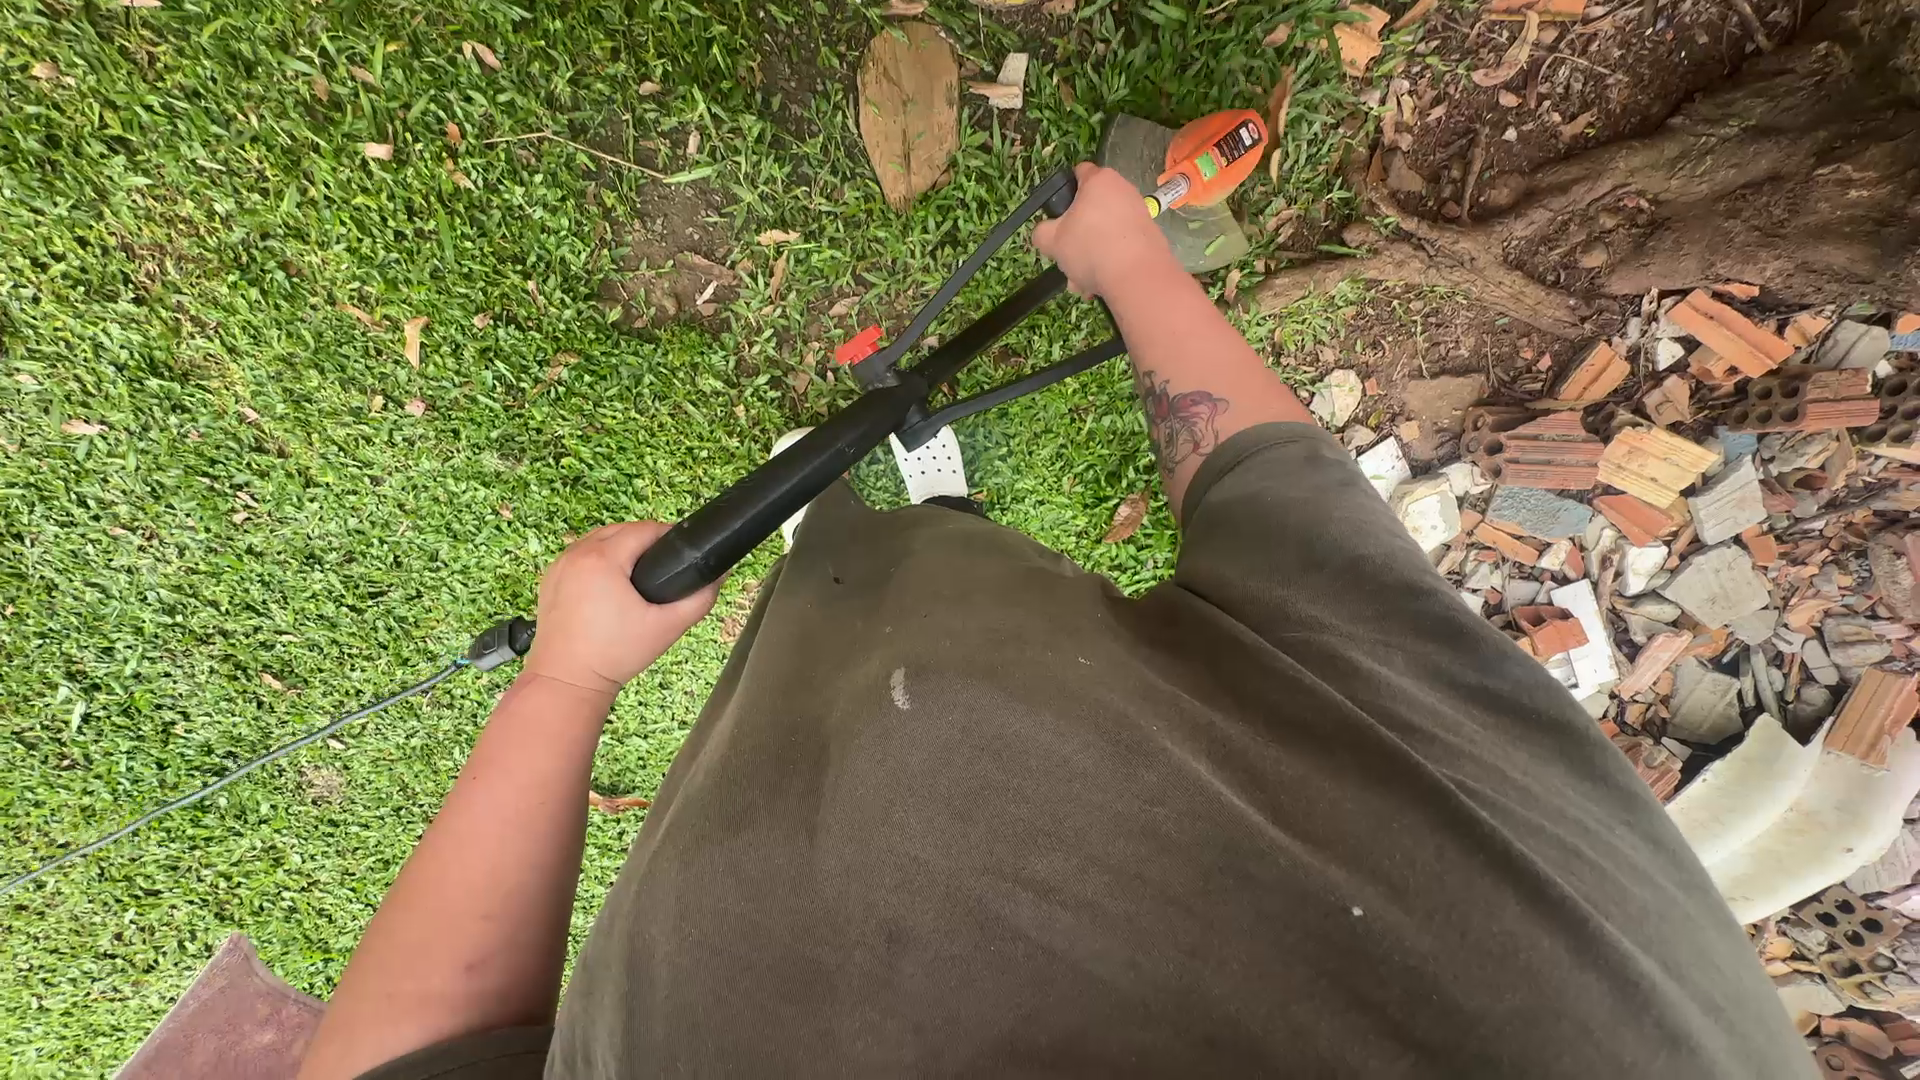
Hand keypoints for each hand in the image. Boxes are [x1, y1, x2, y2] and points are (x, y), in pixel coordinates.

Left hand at [519, 522, 718, 697]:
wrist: (567, 680)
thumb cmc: (616, 653)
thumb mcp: (668, 626)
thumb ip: (701, 598)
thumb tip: (721, 575)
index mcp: (603, 559)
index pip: (643, 529)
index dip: (668, 536)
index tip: (682, 554)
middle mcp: (576, 555)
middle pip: (620, 530)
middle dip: (645, 541)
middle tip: (666, 566)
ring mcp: (559, 566)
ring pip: (599, 540)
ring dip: (621, 547)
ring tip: (642, 574)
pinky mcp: (550, 579)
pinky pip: (581, 555)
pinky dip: (599, 559)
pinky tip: (614, 582)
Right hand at [1031, 162, 1178, 298]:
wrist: (1136, 275)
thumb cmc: (1090, 247)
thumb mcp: (1051, 241)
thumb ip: (1041, 232)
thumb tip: (1044, 233)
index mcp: (1098, 180)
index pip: (1078, 172)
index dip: (1064, 191)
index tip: (1058, 214)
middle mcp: (1122, 189)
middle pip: (1091, 209)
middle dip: (1076, 237)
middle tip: (1067, 259)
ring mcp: (1138, 211)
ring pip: (1104, 232)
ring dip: (1090, 256)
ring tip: (1082, 282)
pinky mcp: (1149, 234)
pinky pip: (1120, 245)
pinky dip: (1109, 262)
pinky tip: (1100, 284)